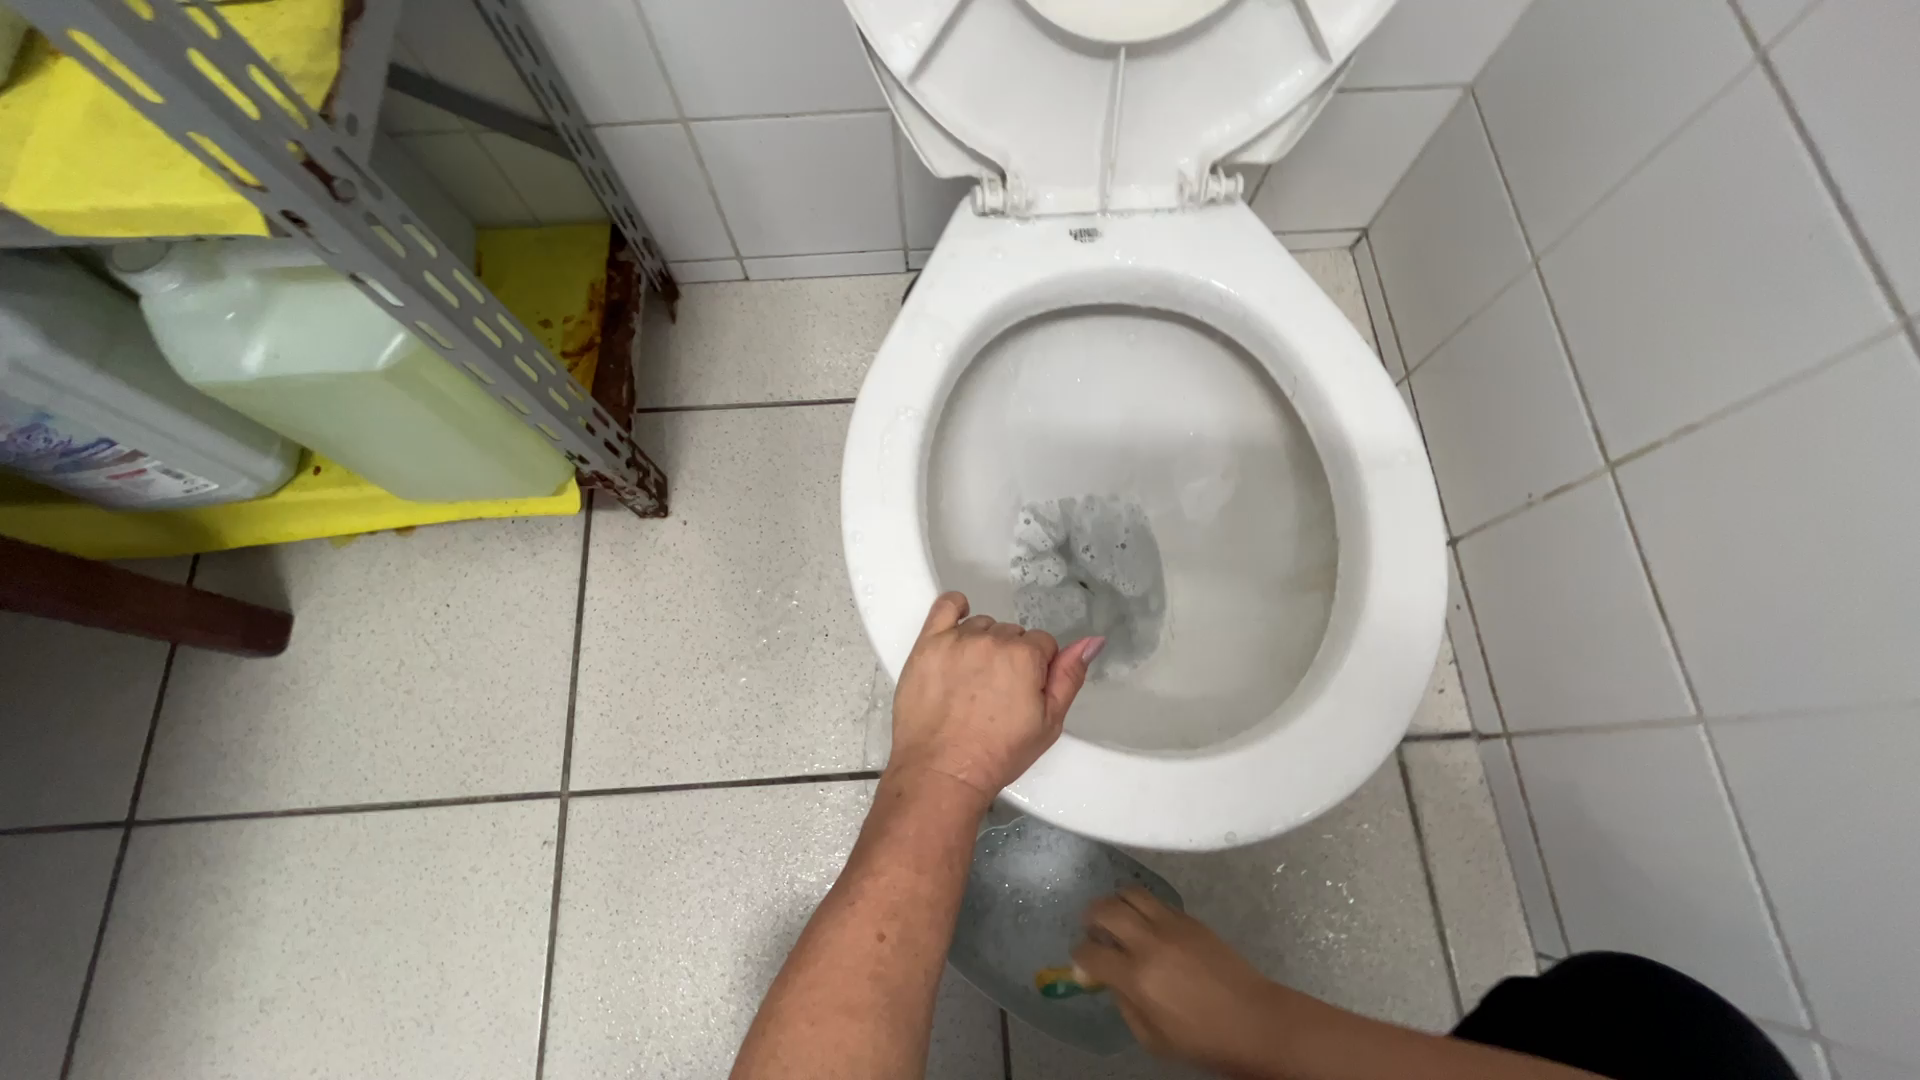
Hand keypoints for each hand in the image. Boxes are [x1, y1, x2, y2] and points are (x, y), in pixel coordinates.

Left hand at [885, 591, 1103, 804]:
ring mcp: (956, 640)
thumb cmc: (996, 754)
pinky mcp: (927, 644)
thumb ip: (1069, 676)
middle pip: (1011, 634)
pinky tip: (959, 620)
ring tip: (973, 680)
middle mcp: (991, 640)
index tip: (1024, 691)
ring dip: (983, 643)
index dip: (1037, 668)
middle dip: (1010, 657)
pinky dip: (955, 608)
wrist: (941, 771)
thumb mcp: (1049, 722)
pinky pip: (944, 606)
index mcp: (1025, 656)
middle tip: (998, 692)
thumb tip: (1091, 642)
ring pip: (981, 625)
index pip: (1042, 643)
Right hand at [1073, 887, 1289, 1074]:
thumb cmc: (1203, 1039)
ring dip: (1115, 901)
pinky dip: (1142, 906)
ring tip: (1115, 914)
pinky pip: (1155, 900)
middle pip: (1105, 909)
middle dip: (1090, 916)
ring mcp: (1171, 925)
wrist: (1254, 1021)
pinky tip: (1145, 922)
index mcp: (1137, 977)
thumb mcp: (1153, 1039)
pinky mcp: (1189, 918)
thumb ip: (1125, 1005)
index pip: (1090, 953)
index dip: (1079, 955)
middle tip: (1091, 926)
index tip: (1081, 960)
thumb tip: (1111, 980)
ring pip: (1130, 893)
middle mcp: (1149, 943)